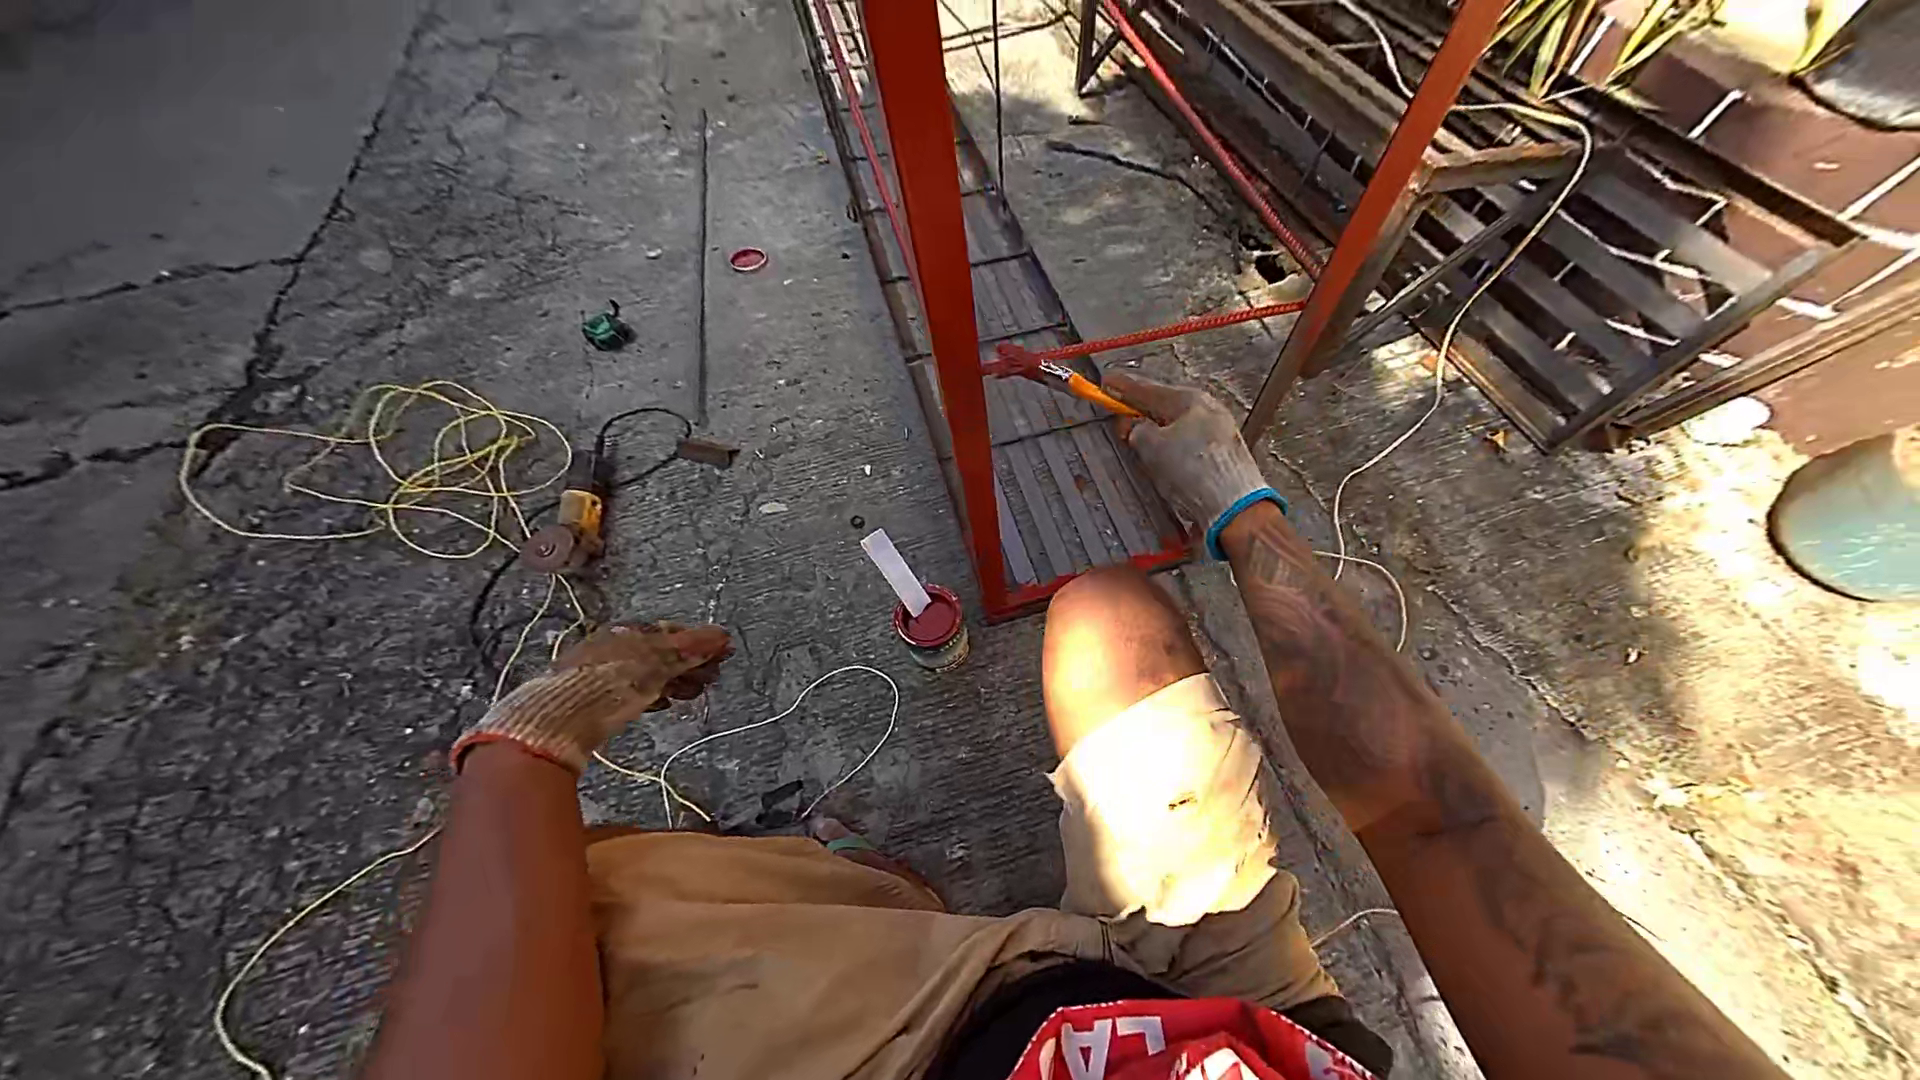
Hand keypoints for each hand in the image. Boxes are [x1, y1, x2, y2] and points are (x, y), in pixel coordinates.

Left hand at [453, 622, 733, 772]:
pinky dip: (655, 692)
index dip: (700, 643)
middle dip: (690, 664)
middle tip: (712, 677)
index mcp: (627, 631)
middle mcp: (614, 646)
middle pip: (662, 652)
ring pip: (650, 671)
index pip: (674, 632)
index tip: (722, 654)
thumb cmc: (608, 685)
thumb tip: (721, 636)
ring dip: (676, 680)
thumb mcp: (656, 663)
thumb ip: (689, 650)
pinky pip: (634, 688)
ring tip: (693, 694)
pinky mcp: (595, 696)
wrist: (556, 722)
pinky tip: (663, 703)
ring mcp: (603, 671)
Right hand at [1105, 373, 1269, 539]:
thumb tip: (1136, 428)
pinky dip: (1169, 447)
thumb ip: (1136, 430)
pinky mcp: (1221, 456)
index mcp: (1190, 400)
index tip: (1107, 383)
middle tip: (1118, 411)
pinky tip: (1162, 458)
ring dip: (1154, 430)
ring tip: (1136, 438)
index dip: (1124, 387)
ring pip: (1176, 426)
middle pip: (1164, 406)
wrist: (1233, 506)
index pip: (1148, 389)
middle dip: (1140, 409)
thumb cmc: (1193, 471)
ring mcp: (1218, 433)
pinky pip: (1187, 444)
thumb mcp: (1151, 446)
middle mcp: (1208, 411)